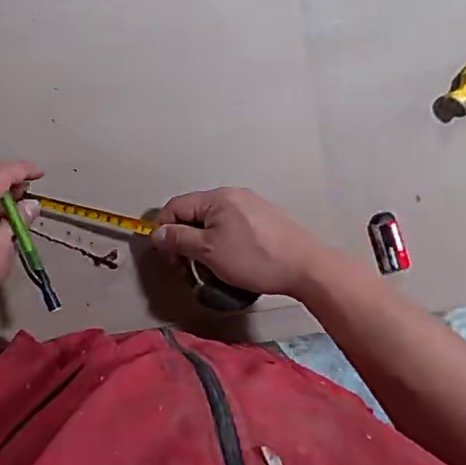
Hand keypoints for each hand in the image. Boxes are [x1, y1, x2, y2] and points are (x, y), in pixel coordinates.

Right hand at [151, 187, 357, 299]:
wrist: (307, 269)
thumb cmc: (258, 259)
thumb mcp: (208, 252)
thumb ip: (178, 239)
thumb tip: (157, 233)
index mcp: (217, 198)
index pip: (175, 206)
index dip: (163, 230)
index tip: (166, 253)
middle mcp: (233, 195)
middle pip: (193, 213)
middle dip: (184, 239)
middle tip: (185, 264)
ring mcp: (251, 206)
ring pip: (212, 221)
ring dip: (203, 242)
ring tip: (209, 265)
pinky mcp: (264, 219)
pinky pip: (231, 226)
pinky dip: (222, 241)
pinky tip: (230, 260)